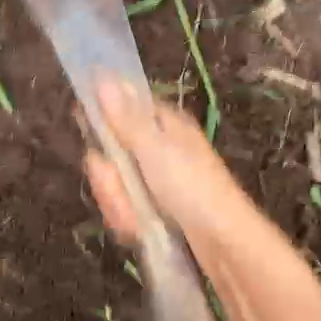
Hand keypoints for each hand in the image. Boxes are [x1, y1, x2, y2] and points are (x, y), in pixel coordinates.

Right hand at [82, 79, 256, 241]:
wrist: (226, 245)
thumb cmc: (194, 189)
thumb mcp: (155, 148)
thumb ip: (124, 117)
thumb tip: (101, 76)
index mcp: (163, 124)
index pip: (121, 110)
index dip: (103, 124)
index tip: (94, 141)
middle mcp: (159, 148)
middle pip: (111, 151)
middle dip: (109, 177)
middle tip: (117, 188)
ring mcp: (156, 180)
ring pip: (115, 182)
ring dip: (117, 202)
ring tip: (133, 218)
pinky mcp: (155, 208)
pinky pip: (124, 206)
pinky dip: (127, 219)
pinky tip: (136, 229)